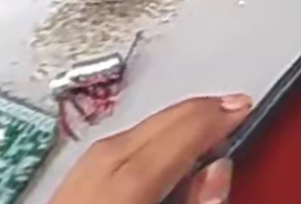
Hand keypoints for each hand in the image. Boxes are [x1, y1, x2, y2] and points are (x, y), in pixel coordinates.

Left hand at [47, 95, 250, 203]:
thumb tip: (217, 168)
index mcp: (114, 203)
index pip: (162, 151)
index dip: (208, 122)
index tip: (244, 107)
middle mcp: (81, 195)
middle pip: (139, 137)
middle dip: (191, 115)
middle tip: (233, 108)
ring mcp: (62, 198)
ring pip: (118, 142)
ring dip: (167, 125)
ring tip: (204, 122)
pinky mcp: (56, 203)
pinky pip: (101, 159)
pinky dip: (139, 143)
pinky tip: (160, 147)